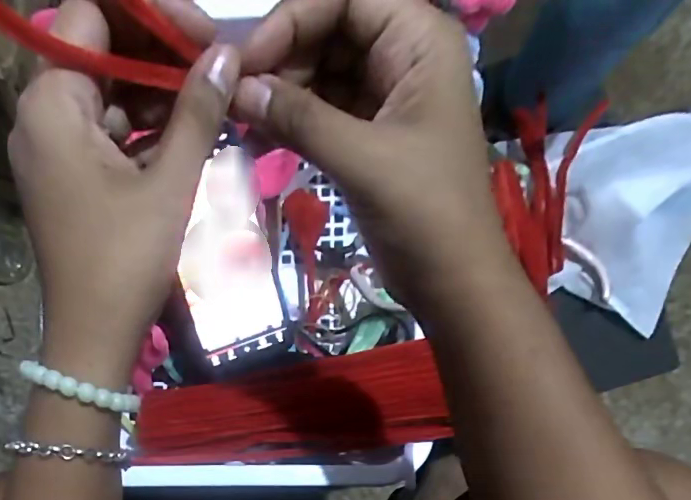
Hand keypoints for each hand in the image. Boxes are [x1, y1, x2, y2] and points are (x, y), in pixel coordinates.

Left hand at [10, 0, 238, 382]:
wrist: (93, 338)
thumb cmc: (127, 261)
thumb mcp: (169, 185)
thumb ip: (196, 112)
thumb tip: (226, 53)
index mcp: (51, 103)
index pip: (94, 16)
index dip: (152, 18)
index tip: (206, 40)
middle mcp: (37, 116)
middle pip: (96, 53)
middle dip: (156, 57)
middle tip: (214, 71)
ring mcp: (47, 152)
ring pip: (101, 96)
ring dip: (153, 96)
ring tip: (207, 106)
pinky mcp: (62, 182)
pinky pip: (99, 136)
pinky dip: (137, 131)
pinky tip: (180, 139)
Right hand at [232, 0, 511, 313]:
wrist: (453, 282)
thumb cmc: (425, 214)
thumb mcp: (363, 160)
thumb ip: (301, 120)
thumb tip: (239, 89)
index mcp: (418, 41)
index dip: (292, 18)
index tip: (248, 63)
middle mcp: (403, 59)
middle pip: (330, 31)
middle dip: (282, 59)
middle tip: (236, 97)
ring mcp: (386, 102)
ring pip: (323, 76)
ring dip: (282, 94)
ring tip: (241, 119)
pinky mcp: (371, 141)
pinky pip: (325, 115)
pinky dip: (294, 123)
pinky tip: (260, 135)